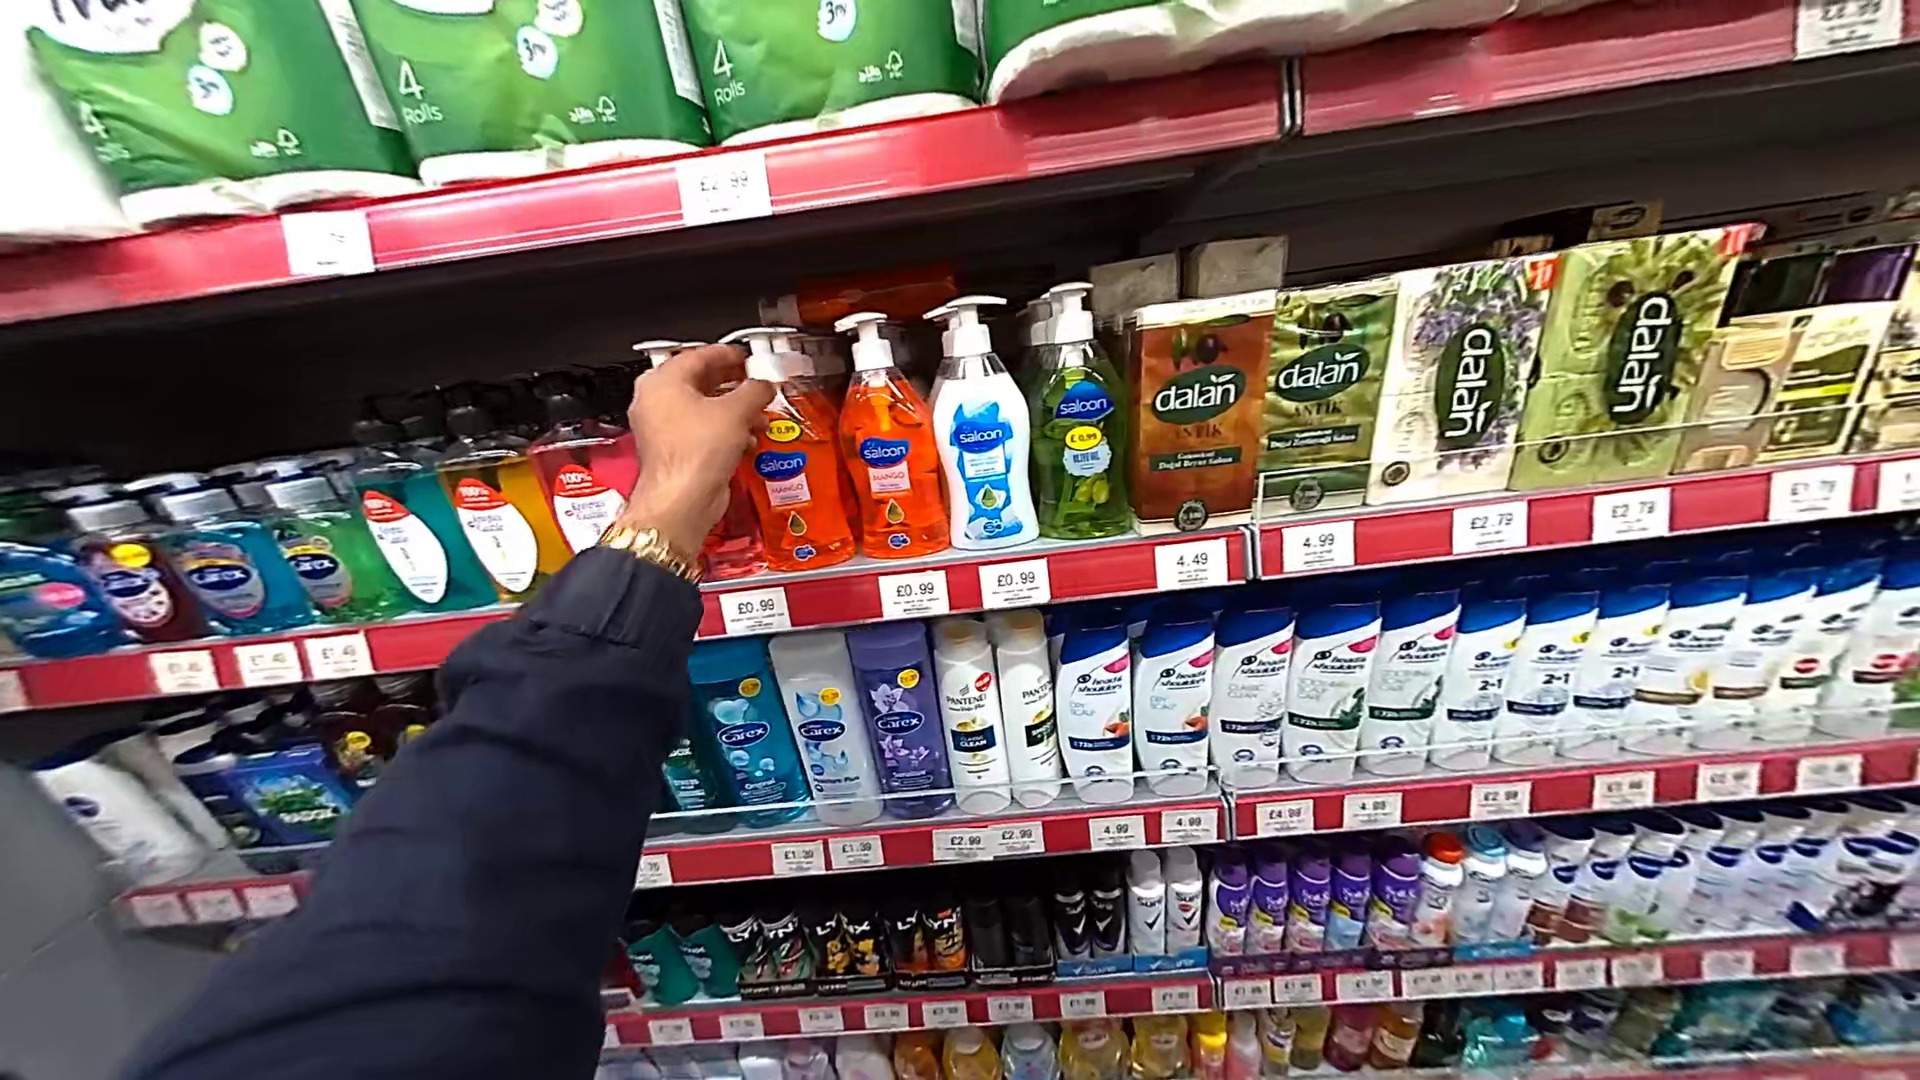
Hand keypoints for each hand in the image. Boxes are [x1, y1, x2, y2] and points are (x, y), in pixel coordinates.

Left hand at [619, 345, 773, 555]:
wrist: (683, 500)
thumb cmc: (694, 454)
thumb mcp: (736, 412)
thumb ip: (754, 391)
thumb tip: (764, 385)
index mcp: (662, 383)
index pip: (697, 356)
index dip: (726, 354)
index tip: (744, 356)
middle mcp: (657, 403)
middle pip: (700, 383)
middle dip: (734, 385)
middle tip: (754, 382)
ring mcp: (665, 430)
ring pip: (705, 410)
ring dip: (735, 412)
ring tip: (758, 415)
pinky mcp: (677, 453)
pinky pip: (704, 433)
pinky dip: (726, 432)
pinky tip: (747, 439)